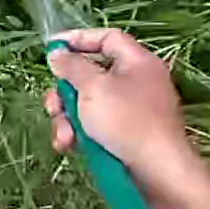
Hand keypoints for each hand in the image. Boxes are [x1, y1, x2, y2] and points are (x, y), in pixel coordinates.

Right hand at [43, 28, 199, 184]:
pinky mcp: (125, 134)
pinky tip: (69, 145)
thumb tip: (57, 54)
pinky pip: (94, 125)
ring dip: (67, 118)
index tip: (51, 48)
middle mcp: (136, 82)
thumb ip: (72, 67)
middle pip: (90, 74)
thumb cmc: (126, 121)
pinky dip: (78, 133)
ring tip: (63, 135)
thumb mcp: (93, 88)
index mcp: (137, 62)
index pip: (106, 37)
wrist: (158, 171)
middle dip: (64, 91)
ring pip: (87, 103)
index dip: (78, 39)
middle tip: (53, 104)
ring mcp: (131, 109)